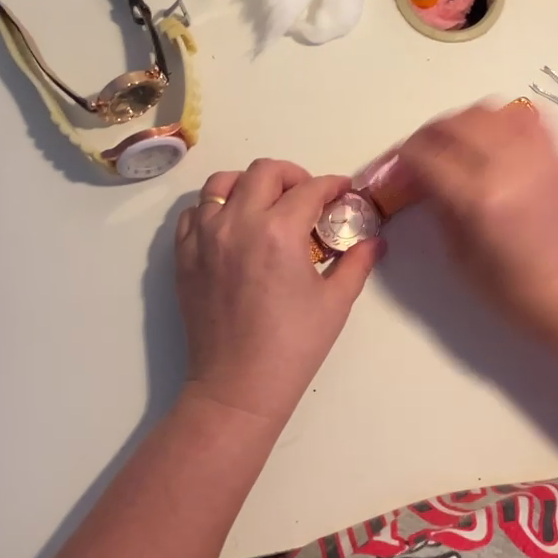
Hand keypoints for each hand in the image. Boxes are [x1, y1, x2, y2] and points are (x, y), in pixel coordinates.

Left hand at [175, 159, 381, 425]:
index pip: (310, 189)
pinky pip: (194, 213)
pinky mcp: (183, 256)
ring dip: (248, 184)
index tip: (342, 191)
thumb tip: (375, 242)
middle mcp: (237, 224)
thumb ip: (356, 263)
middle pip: (263, 172)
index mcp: (278, 232)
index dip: (332, 185)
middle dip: (292, 175)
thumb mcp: (335, 303)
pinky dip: (214, 208)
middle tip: (308, 196)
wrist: (238, 386)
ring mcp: (204, 238)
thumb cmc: (293, 347)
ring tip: (266, 203)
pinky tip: (232, 226)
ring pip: (221, 183)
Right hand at [397, 104, 557, 330]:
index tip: (395, 169)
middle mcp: (509, 166)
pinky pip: (526, 115)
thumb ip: (440, 209)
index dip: (402, 158)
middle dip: (426, 136)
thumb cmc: (516, 292)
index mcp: (480, 198)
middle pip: (453, 124)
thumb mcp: (461, 257)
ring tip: (452, 145)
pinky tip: (491, 138)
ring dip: (461, 123)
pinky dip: (501, 118)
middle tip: (417, 156)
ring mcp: (538, 155)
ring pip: (487, 111)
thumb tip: (423, 180)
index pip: (426, 155)